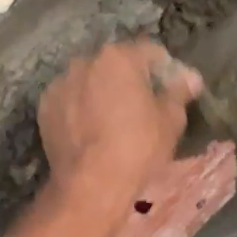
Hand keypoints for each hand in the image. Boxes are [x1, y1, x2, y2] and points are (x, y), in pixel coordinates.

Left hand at [37, 40, 202, 213]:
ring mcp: (60, 84)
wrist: (91, 184)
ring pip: (90, 81)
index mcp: (119, 57)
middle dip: (131, 79)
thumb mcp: (170, 120)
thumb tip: (191, 77)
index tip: (174, 90)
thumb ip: (179, 92)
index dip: (166, 69)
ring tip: (114, 121)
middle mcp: (85, 61)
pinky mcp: (45, 108)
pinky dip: (82, 108)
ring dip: (103, 92)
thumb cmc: (138, 147)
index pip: (150, 51)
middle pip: (116, 64)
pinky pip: (71, 100)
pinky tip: (92, 132)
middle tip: (144, 106)